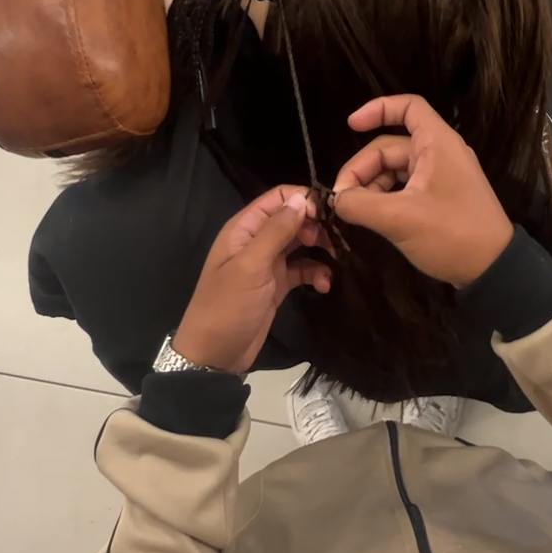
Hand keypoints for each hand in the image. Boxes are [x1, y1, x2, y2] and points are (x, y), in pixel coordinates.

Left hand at [172, 186, 331, 372]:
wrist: (215, 353)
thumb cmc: (228, 306)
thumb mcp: (251, 266)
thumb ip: (276, 231)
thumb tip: (302, 199)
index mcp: (243, 229)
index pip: (277, 198)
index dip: (303, 200)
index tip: (327, 215)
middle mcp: (255, 241)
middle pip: (292, 219)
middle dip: (316, 226)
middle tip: (334, 242)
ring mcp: (267, 264)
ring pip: (300, 245)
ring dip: (319, 250)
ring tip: (336, 261)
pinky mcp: (277, 285)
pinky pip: (301, 270)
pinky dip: (315, 274)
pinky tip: (324, 285)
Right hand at [330, 95, 513, 287]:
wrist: (492, 269)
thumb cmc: (451, 234)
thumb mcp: (400, 219)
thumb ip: (360, 205)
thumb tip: (335, 199)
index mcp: (437, 144)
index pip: (408, 107)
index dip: (377, 109)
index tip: (350, 125)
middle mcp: (440, 153)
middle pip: (390, 146)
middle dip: (362, 168)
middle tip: (341, 199)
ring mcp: (441, 177)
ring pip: (395, 170)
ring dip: (371, 186)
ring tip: (354, 211)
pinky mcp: (440, 199)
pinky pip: (405, 187)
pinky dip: (385, 197)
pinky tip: (371, 217)